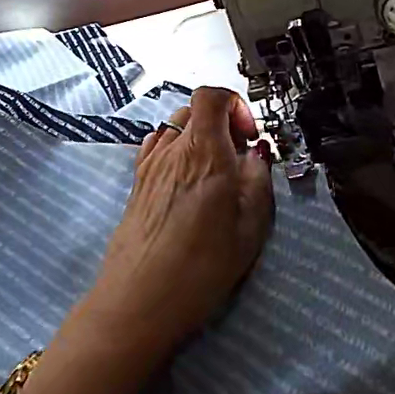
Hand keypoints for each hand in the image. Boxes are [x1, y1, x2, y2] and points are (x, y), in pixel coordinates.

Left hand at [85, 86, 274, 362]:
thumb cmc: (200, 267)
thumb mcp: (250, 228)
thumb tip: (256, 155)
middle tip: (238, 156)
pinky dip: (175, 150)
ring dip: (198, 137)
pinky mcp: (136, 182)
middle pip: (194, 109)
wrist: (139, 297)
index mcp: (204, 152)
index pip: (211, 96)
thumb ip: (257, 180)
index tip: (249, 135)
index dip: (235, 104)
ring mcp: (149, 164)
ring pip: (174, 128)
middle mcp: (172, 150)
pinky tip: (186, 180)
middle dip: (220, 122)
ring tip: (213, 173)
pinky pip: (156, 148)